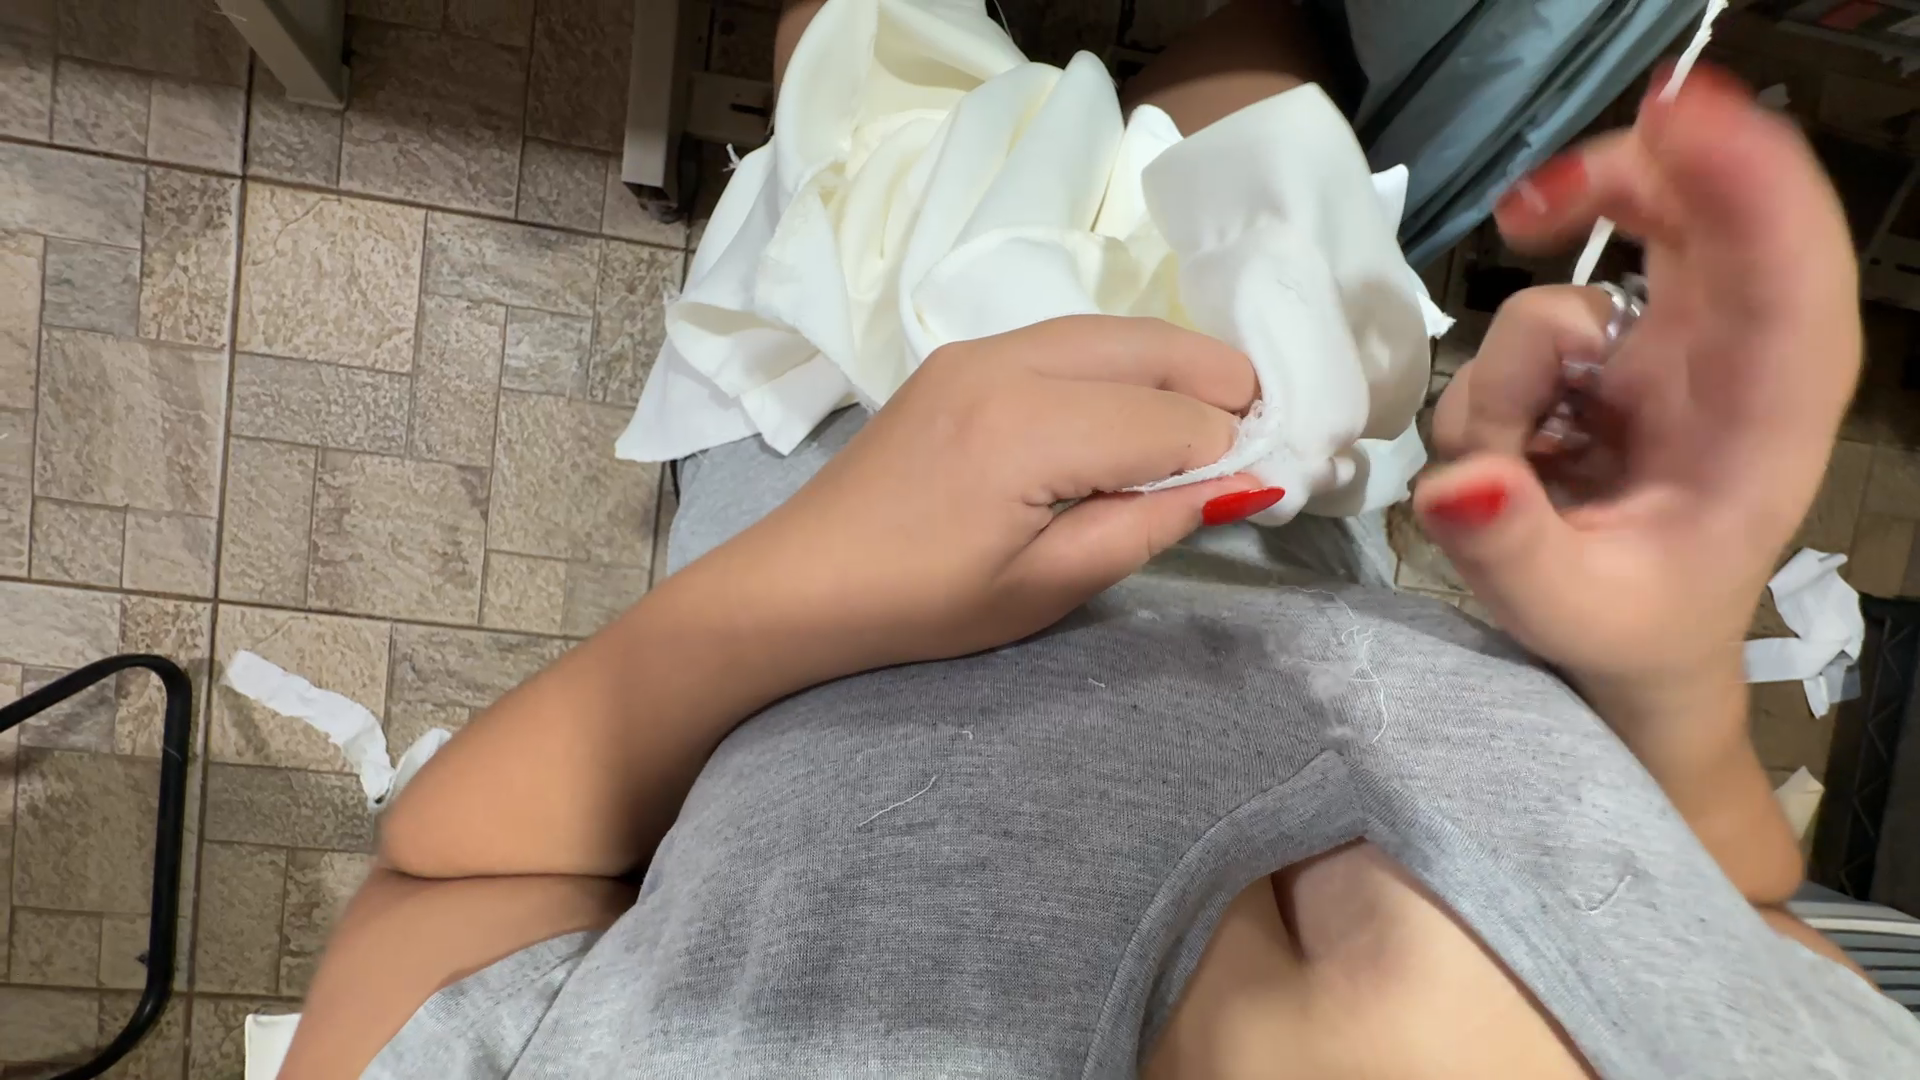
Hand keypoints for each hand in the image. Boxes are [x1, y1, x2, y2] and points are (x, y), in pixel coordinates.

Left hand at [679, 316, 1267, 685]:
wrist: (805, 580)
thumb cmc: (921, 605)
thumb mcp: (1044, 588)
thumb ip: (1143, 527)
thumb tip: (1232, 483)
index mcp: (1027, 430)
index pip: (1170, 421)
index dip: (1229, 449)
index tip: (1269, 477)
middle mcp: (1005, 363)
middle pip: (1150, 346)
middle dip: (1219, 381)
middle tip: (1264, 425)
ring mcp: (975, 350)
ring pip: (1110, 330)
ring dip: (1172, 363)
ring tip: (1213, 412)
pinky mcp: (957, 357)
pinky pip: (1064, 339)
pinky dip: (1118, 364)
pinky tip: (1130, 403)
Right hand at [1415, 65, 1860, 716]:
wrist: (1624, 636)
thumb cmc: (1620, 623)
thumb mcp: (1562, 606)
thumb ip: (1512, 549)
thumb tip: (1456, 480)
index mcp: (1761, 418)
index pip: (1783, 275)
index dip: (1742, 180)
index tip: (1674, 106)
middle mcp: (1713, 368)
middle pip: (1693, 224)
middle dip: (1612, 189)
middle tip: (1520, 213)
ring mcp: (1645, 366)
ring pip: (1556, 309)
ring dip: (1500, 387)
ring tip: (1505, 474)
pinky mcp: (1589, 377)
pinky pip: (1515, 346)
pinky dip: (1487, 394)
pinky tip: (1504, 454)